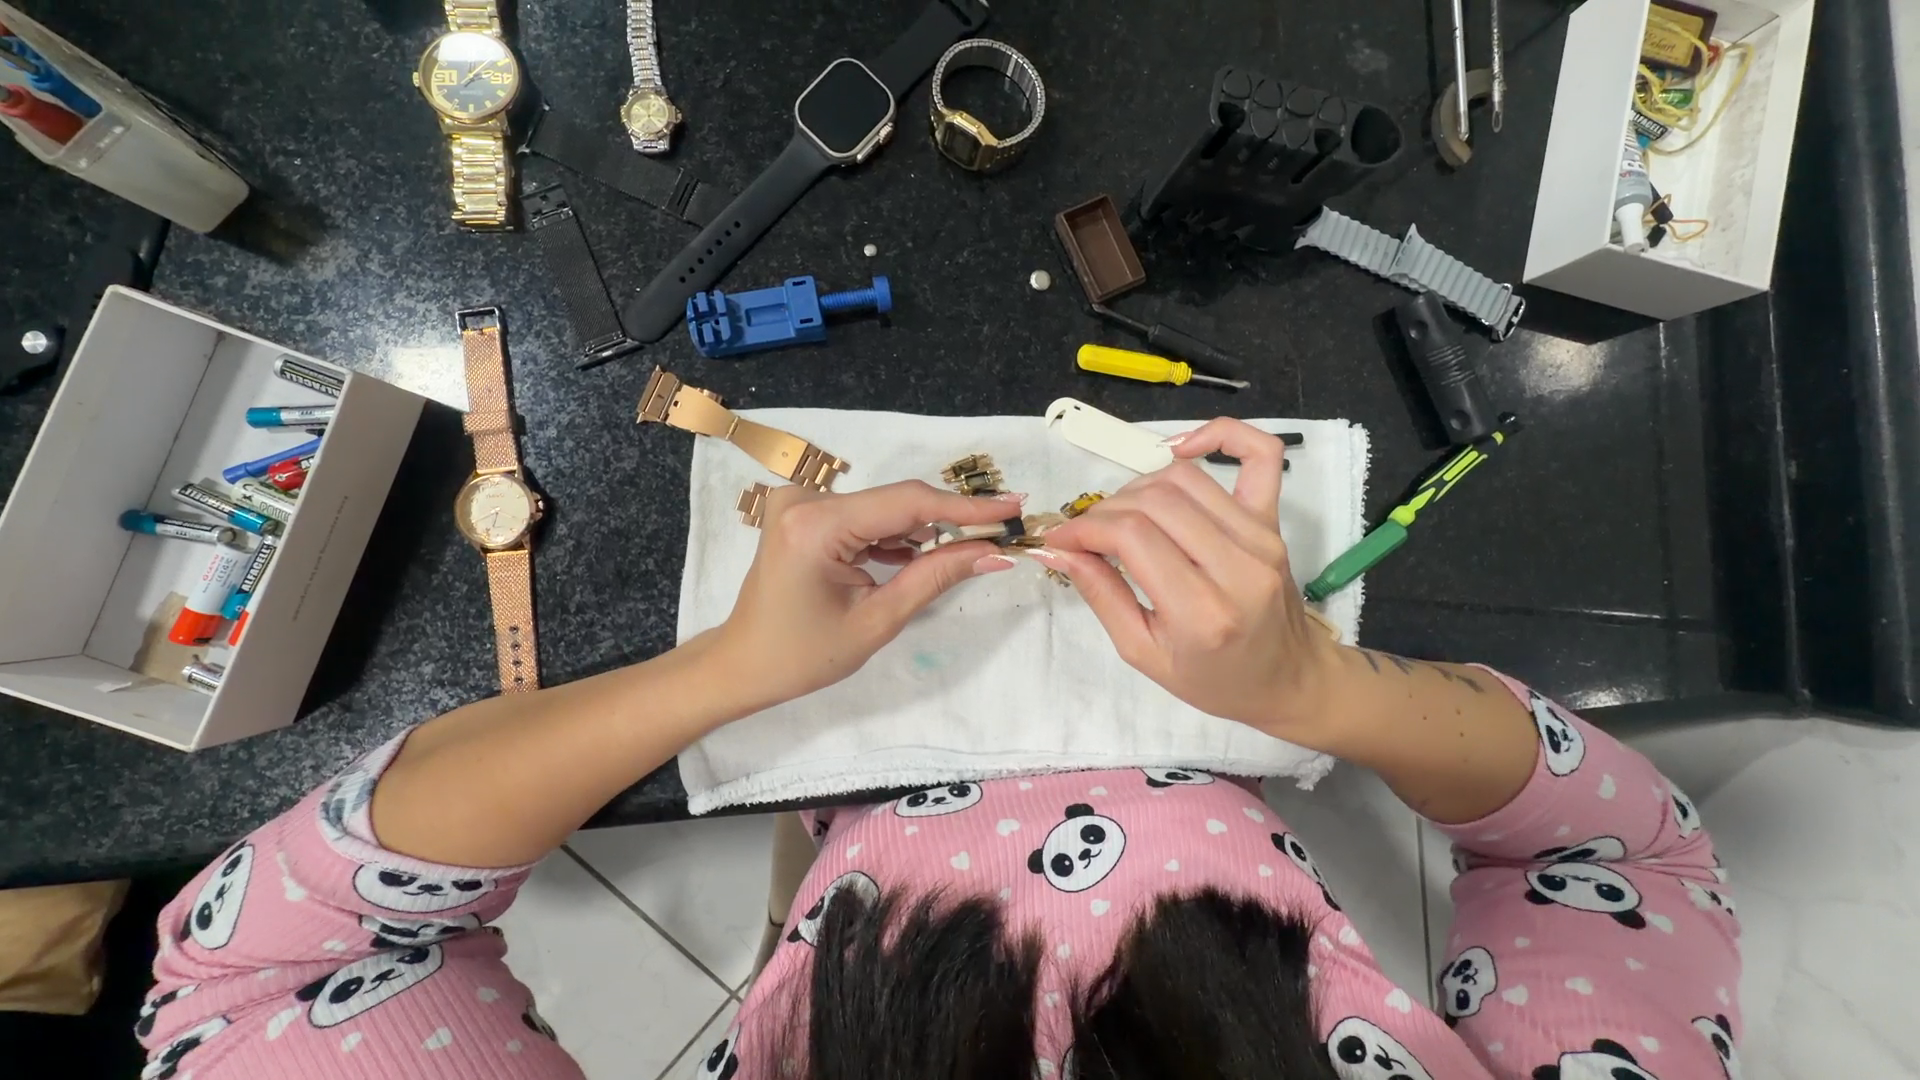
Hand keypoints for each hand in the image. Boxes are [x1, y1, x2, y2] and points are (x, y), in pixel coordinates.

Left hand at [711, 480, 1024, 710]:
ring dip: (923, 529)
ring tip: (964, 551)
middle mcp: (806, 500)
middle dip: (950, 519)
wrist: (743, 664)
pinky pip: (864, 515)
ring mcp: (801, 502)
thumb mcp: (876, 621)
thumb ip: (935, 577)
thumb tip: (992, 552)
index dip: (965, 508)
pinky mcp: (804, 511)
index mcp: (816, 525)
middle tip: (999, 533)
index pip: (907, 503)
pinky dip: (894, 535)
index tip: (1013, 507)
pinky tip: (919, 556)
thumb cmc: (803, 655)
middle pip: (897, 501)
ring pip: (884, 508)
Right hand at [1035, 418, 1340, 743]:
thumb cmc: (1213, 680)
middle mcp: (1237, 565)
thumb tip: (1058, 550)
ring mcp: (1261, 536)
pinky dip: (1221, 434)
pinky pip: (1259, 455)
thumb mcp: (1143, 653)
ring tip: (1120, 515)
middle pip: (1153, 502)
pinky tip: (1181, 446)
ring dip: (1137, 486)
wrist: (1288, 679)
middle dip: (1104, 511)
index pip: (1131, 537)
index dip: (1084, 529)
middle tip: (1085, 536)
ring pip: (1184, 477)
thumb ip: (1101, 595)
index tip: (1060, 540)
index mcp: (1203, 612)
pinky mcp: (1273, 520)